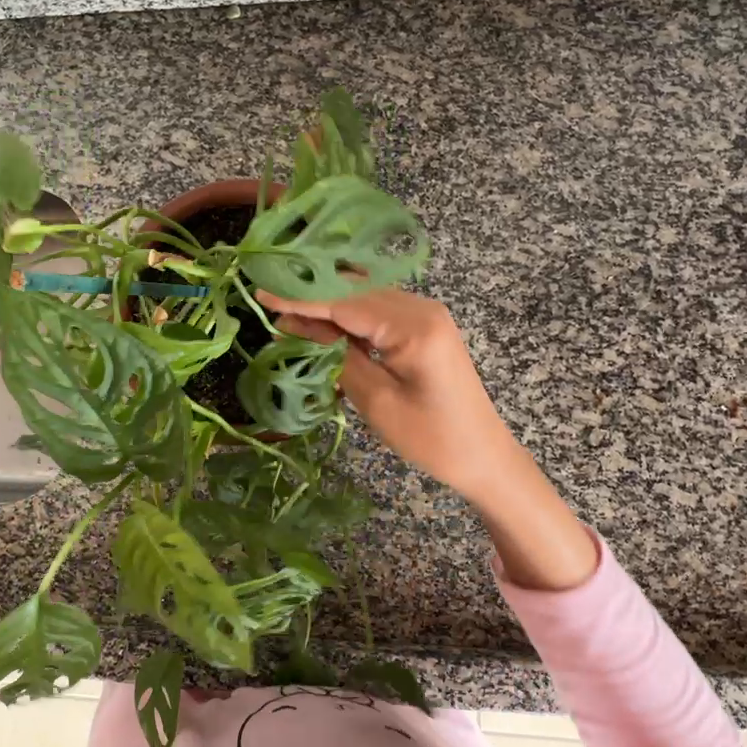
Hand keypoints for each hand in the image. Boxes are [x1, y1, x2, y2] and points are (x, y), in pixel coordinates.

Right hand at [259, 287, 515, 498]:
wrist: (485, 457)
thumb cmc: (432, 439)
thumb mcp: (376, 399)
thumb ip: (335, 355)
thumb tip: (293, 324)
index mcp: (413, 326)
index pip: (343, 301)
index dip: (299, 296)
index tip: (261, 291)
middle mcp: (421, 308)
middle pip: (353, 290)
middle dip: (308, 293)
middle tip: (265, 297)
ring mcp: (425, 314)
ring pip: (363, 296)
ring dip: (325, 303)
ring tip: (284, 311)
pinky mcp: (423, 326)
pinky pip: (376, 310)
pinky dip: (345, 316)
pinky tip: (320, 324)